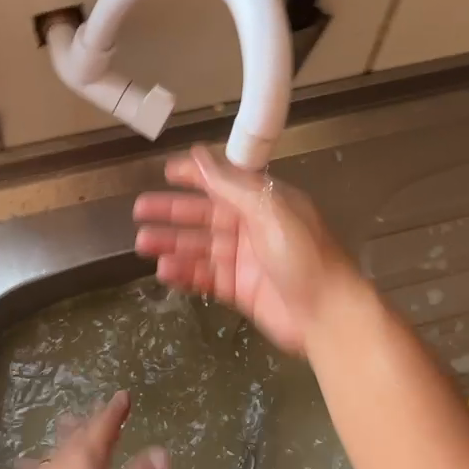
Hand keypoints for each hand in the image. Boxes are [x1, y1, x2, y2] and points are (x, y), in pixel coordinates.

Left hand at [0, 391, 168, 468]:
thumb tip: (162, 453)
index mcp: (84, 462)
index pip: (102, 428)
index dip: (114, 411)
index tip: (122, 395)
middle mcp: (57, 465)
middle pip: (75, 435)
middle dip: (88, 421)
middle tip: (95, 407)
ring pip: (54, 452)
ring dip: (64, 438)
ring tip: (66, 426)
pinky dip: (43, 464)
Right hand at [133, 145, 364, 353]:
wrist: (327, 313)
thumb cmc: (305, 257)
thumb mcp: (270, 210)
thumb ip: (232, 185)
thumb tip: (199, 155)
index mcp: (265, 202)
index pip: (224, 182)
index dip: (196, 176)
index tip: (167, 172)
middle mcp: (253, 227)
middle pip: (206, 215)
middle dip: (173, 212)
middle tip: (141, 210)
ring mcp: (245, 260)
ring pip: (201, 247)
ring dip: (172, 243)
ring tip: (143, 242)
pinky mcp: (239, 290)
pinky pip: (205, 276)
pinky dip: (185, 273)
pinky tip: (164, 270)